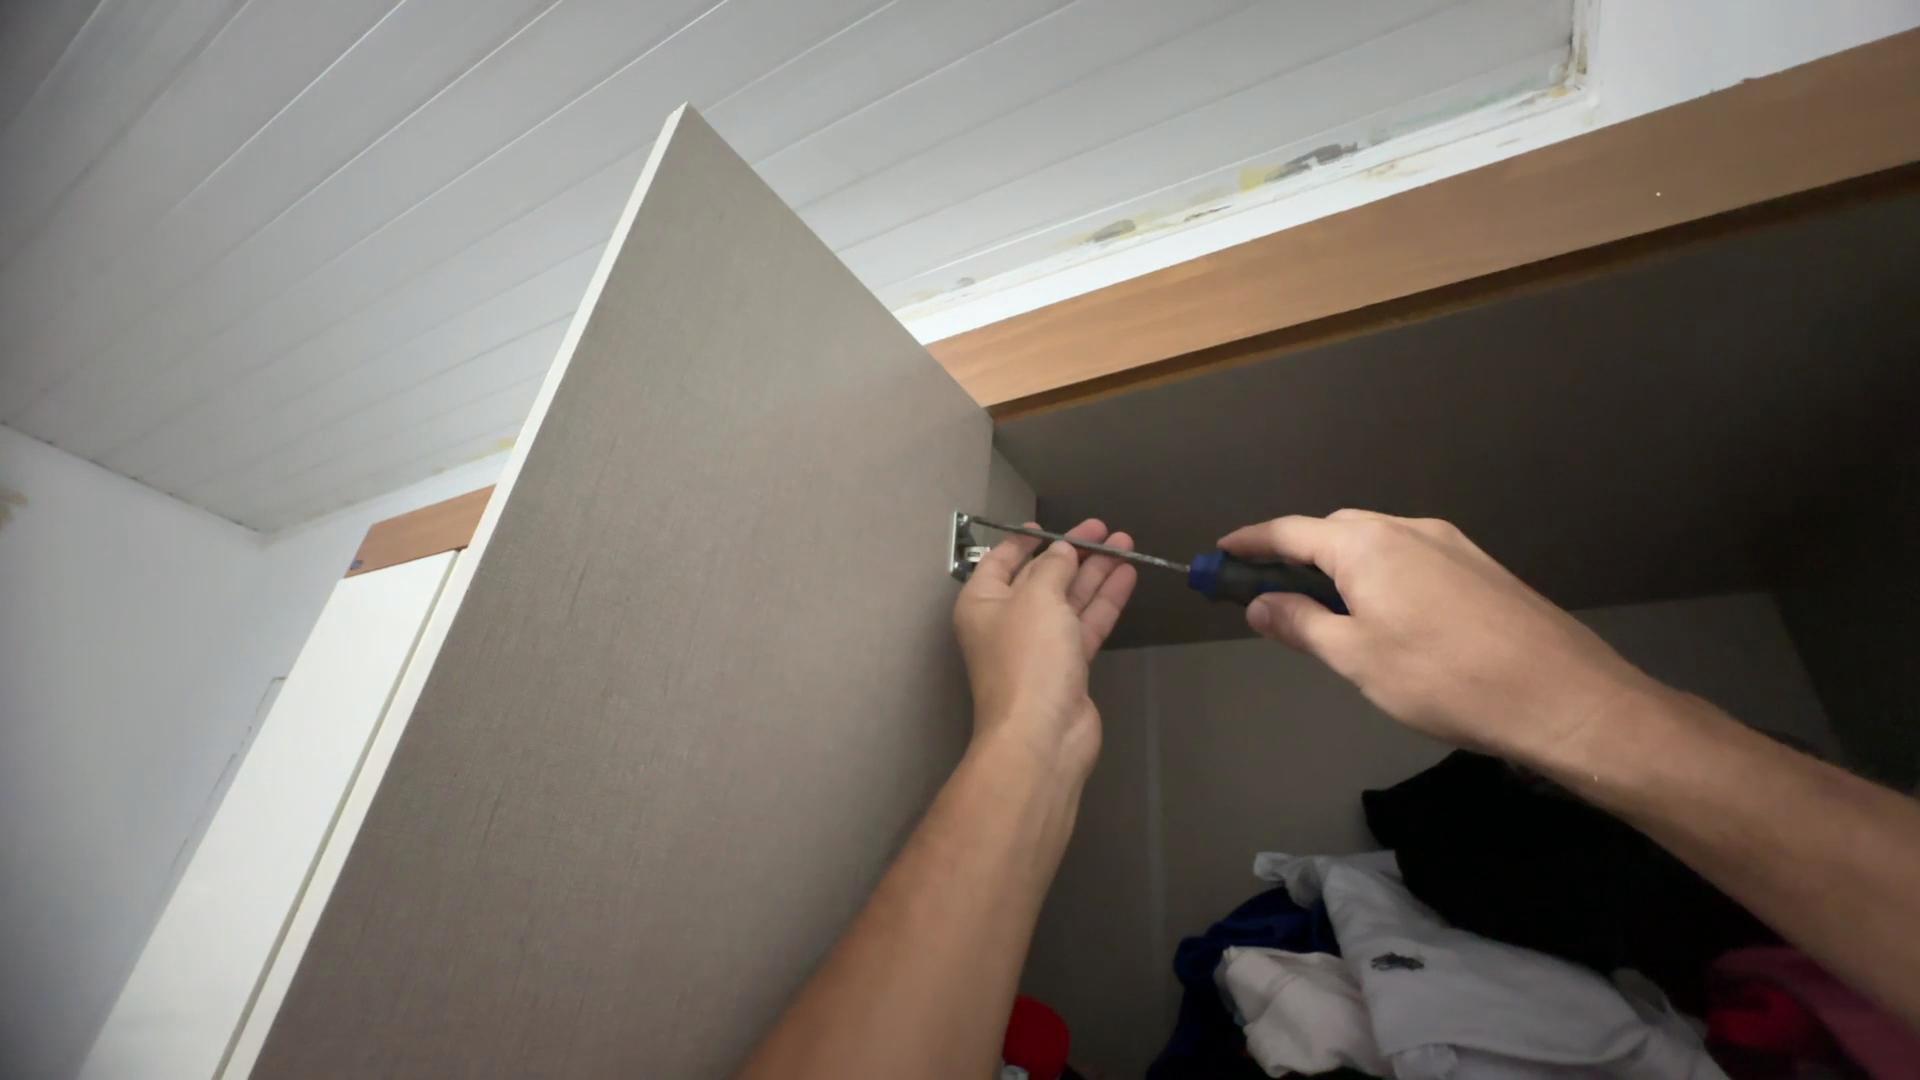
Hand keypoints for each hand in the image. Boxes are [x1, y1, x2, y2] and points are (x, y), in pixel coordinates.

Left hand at [953, 520, 1137, 778]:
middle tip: (1104, 530)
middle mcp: (1007, 622)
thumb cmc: (1027, 659)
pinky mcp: (1067, 666)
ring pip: (1069, 600)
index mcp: (982, 603)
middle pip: (1042, 577)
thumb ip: (1052, 568)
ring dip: (1096, 573)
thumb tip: (1061, 551)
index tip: (1045, 525)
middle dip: (1073, 553)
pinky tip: (1126, 577)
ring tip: (1126, 545)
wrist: (1041, 735)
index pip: (1000, 562)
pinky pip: (1086, 624)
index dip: (1022, 541)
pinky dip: (1105, 600)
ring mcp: (1038, 646)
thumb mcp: (1037, 599)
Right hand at [1220, 510, 1662, 764]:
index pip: (1289, 532)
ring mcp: (1450, 543)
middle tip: (1271, 593)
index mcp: (1367, 544)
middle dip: (1294, 554)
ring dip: (1337, 564)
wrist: (1568, 701)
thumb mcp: (1353, 657)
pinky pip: (1408, 555)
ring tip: (1326, 610)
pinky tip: (1384, 613)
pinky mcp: (1479, 566)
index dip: (1249, 543)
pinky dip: (1376, 572)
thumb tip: (1258, 605)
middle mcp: (1407, 528)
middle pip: (1332, 530)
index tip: (1220, 554)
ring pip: (1373, 541)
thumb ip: (1298, 623)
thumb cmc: (1443, 679)